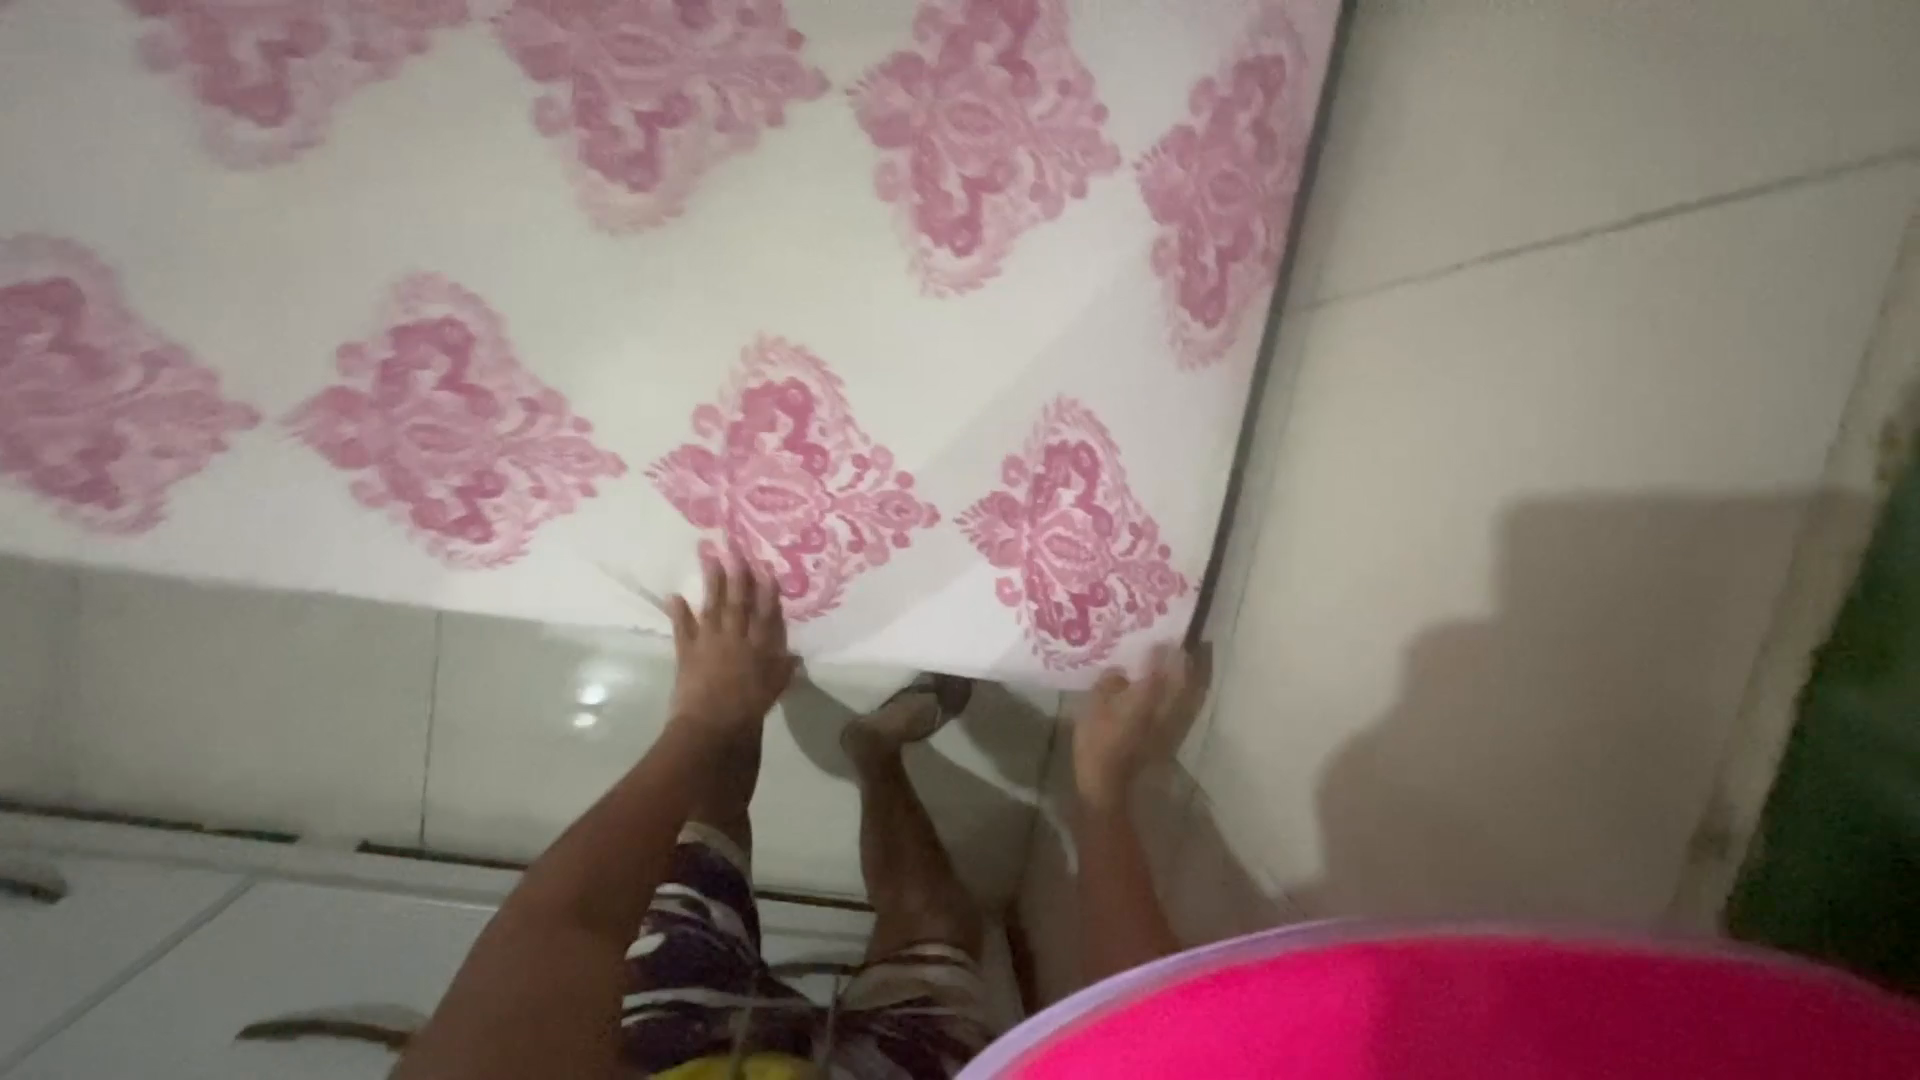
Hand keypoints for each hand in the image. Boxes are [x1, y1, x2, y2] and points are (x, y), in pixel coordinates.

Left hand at [666, 553, 796, 741]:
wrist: (712, 726)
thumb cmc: (748, 711)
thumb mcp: (774, 690)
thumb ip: (784, 670)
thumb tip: (795, 655)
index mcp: (759, 648)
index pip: (765, 613)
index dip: (766, 589)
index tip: (765, 566)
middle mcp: (736, 639)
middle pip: (738, 602)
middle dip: (737, 574)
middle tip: (734, 549)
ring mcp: (710, 643)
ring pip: (712, 607)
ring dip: (711, 582)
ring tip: (709, 557)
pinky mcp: (687, 653)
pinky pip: (682, 629)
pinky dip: (678, 612)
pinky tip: (674, 595)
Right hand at [1073, 642, 1211, 811]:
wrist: (1109, 785)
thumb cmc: (1096, 745)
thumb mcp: (1091, 709)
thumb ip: (1108, 685)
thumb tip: (1121, 671)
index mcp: (1143, 701)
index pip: (1160, 670)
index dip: (1164, 652)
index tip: (1165, 634)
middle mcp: (1165, 711)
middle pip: (1187, 680)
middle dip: (1192, 658)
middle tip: (1191, 639)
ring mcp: (1174, 725)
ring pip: (1194, 694)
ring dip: (1200, 674)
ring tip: (1198, 655)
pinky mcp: (1176, 736)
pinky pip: (1191, 707)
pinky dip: (1195, 691)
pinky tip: (1189, 684)